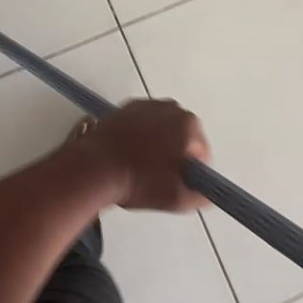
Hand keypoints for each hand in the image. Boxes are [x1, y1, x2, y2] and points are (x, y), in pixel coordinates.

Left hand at [79, 99, 210, 211]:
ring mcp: (149, 104)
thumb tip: (207, 193)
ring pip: (164, 129)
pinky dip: (142, 135)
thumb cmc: (139, 181)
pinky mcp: (128, 106)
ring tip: (141, 165)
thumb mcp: (177, 199)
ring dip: (159, 144)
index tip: (174, 184)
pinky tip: (130, 152)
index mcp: (190, 126)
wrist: (95, 167)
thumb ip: (201, 196)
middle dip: (175, 156)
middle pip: (184, 138)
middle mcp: (173, 108)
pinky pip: (145, 122)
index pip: (202, 154)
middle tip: (157, 177)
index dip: (191, 173)